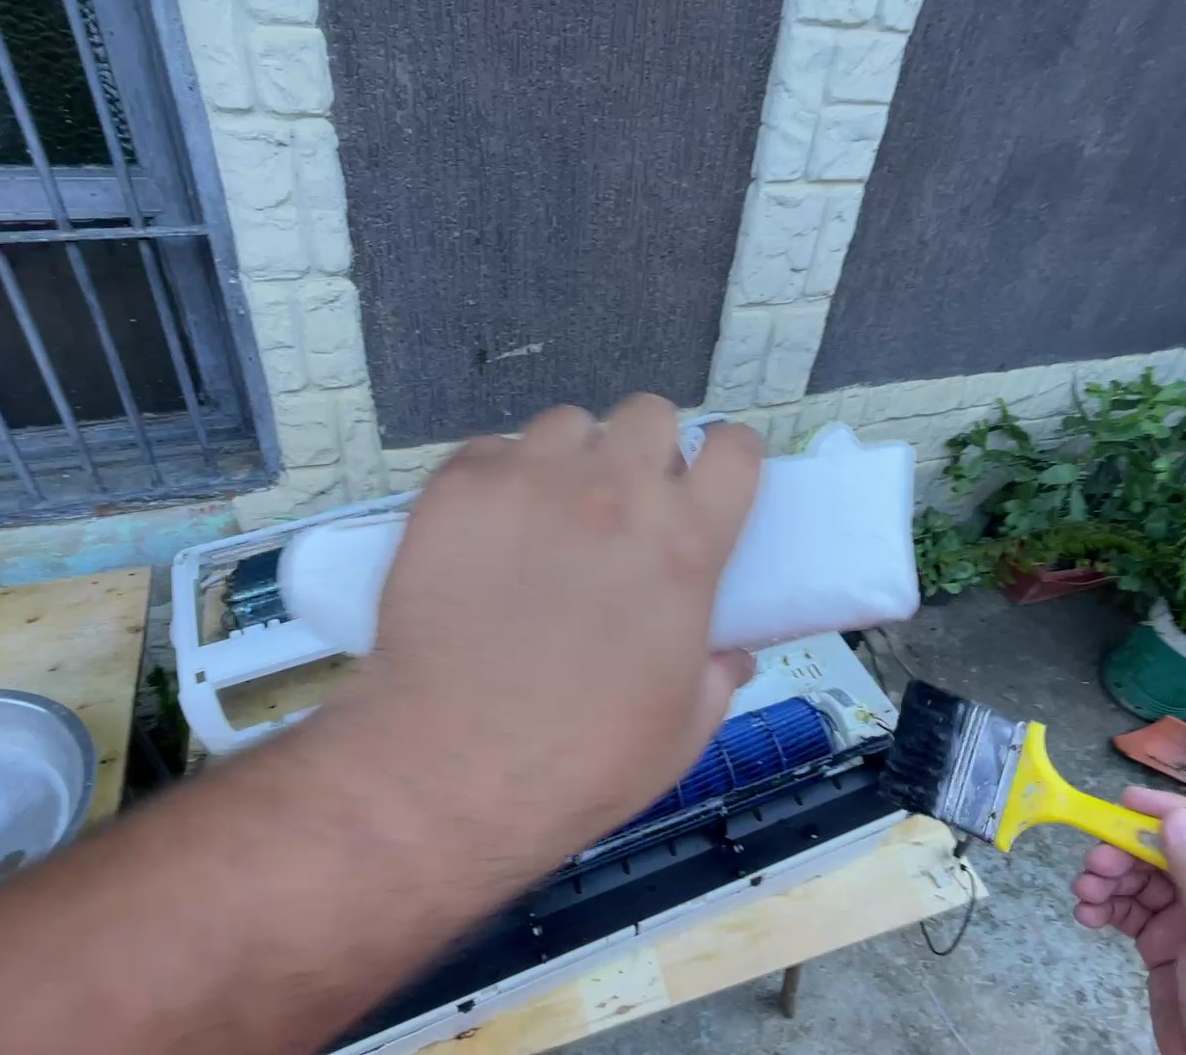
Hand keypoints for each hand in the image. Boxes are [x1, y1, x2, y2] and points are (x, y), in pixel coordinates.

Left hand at [318, 394, 762, 863]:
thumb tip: (731, 654)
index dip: (726, 461)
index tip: (706, 486)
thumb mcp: (682, 730)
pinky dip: (497, 478)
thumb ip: (718, 674)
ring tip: (545, 514)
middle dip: (644, 450)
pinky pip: (491, 450)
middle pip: (648, 414)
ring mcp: (529, 480)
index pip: (734, 449)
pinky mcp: (457, 489)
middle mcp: (613, 493)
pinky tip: (484, 531)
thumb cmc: (581, 761)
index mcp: (684, 543)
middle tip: (620, 504)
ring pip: (567, 425)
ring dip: (569, 461)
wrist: (451, 773)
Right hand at [1070, 787, 1185, 1054]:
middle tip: (1093, 864)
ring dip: (1109, 882)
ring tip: (1083, 894)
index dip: (1179, 814)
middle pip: (1172, 859)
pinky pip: (1129, 914)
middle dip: (1128, 855)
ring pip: (1144, 884)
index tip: (1128, 802)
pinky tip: (1087, 916)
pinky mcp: (1166, 952)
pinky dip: (1104, 909)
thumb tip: (1180, 817)